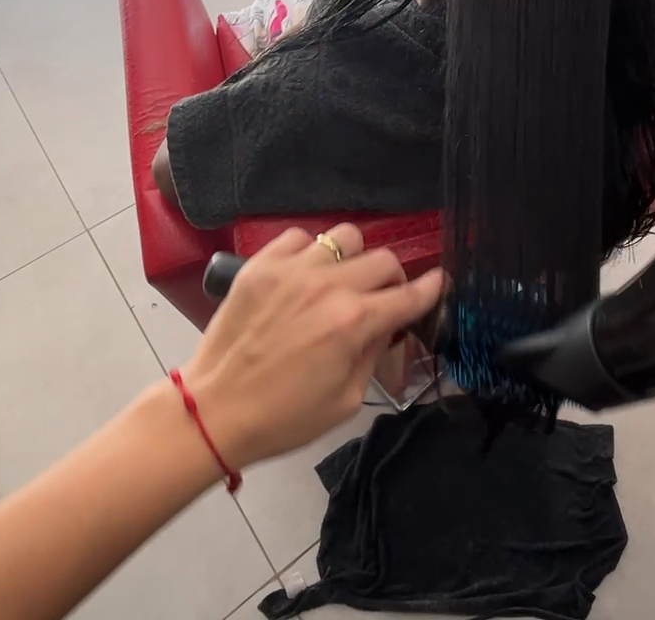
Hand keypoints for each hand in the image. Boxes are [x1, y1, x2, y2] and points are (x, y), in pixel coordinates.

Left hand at [177, 225, 443, 467]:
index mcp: (354, 323)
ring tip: (341, 279)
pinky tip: (305, 274)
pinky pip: (301, 237)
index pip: (409, 295)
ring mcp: (293, 269)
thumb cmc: (284, 417)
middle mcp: (329, 286)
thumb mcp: (346, 399)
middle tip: (381, 298)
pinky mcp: (262, 263)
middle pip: (384, 260)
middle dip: (392, 279)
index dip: (431, 288)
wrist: (214, 411)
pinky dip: (311, 251)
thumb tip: (388, 324)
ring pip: (346, 237)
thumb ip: (374, 353)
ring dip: (354, 258)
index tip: (439, 281)